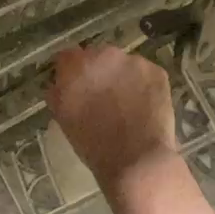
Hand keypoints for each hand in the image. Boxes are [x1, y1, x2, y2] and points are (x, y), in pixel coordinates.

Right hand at [45, 45, 178, 194]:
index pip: (67, 57)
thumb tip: (59, 83)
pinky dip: (141, 84)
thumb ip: (57, 92)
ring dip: (120, 76)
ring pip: (122, 64)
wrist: (135, 158)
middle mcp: (104, 55)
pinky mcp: (157, 71)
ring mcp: (134, 61)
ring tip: (123, 102)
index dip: (69, 71)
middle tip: (99, 95)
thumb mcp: (63, 117)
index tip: (72, 85)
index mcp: (75, 66)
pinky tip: (141, 104)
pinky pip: (144, 73)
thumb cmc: (92, 142)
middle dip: (96, 71)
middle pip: (96, 55)